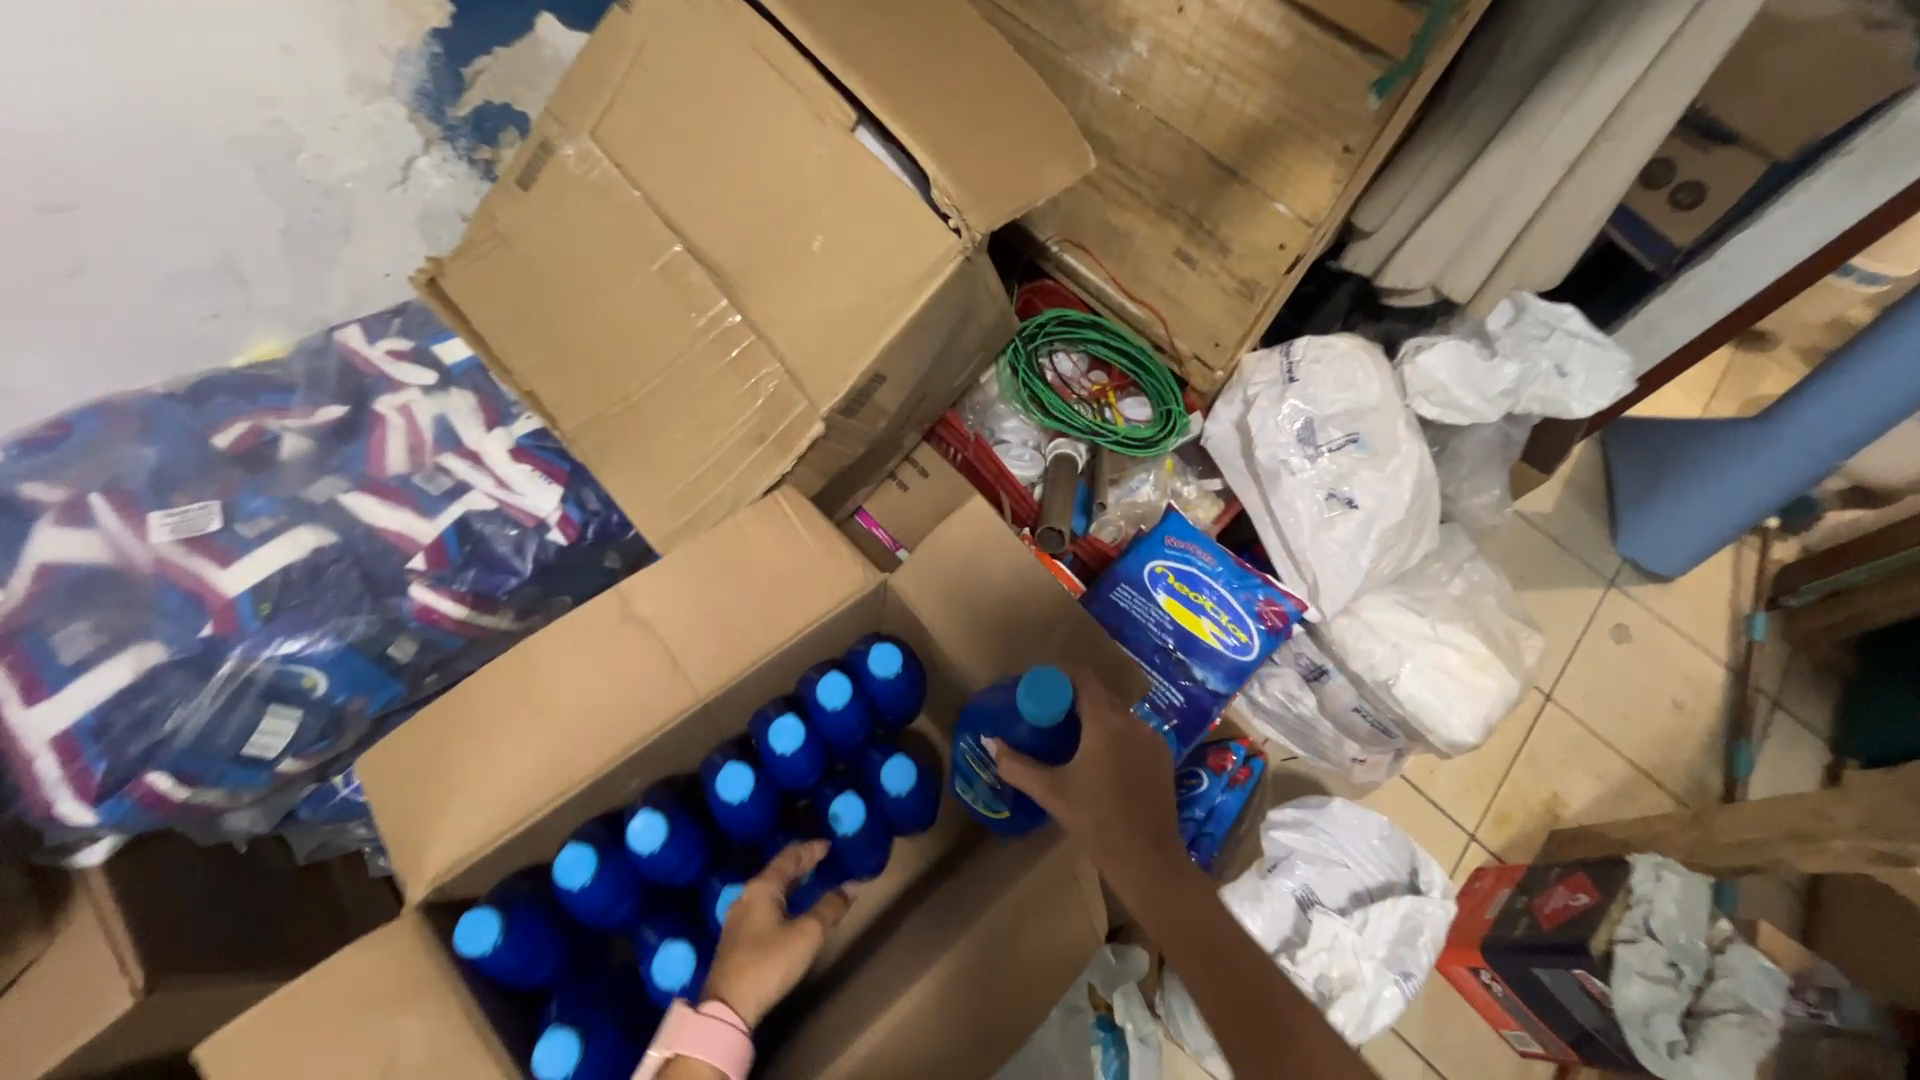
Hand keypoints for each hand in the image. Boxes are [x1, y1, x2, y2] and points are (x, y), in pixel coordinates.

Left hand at [701, 840, 852, 1028]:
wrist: (727, 1007)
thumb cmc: (769, 963)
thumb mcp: (808, 934)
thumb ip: (830, 907)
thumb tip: (852, 886)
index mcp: (762, 888)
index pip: (789, 857)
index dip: (810, 850)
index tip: (828, 845)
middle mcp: (747, 896)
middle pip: (777, 871)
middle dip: (801, 865)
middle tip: (822, 859)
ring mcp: (739, 917)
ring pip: (769, 889)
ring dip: (791, 883)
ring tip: (810, 880)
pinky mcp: (737, 937)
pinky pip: (764, 906)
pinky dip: (782, 899)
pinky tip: (790, 908)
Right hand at [984, 668, 1189, 897]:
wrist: (1148, 860)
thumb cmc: (1096, 822)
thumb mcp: (1051, 792)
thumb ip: (1016, 765)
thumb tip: (990, 743)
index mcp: (1106, 723)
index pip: (1082, 678)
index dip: (1058, 677)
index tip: (1038, 690)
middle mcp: (1133, 722)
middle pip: (1099, 695)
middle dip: (1073, 699)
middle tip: (1048, 715)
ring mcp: (1153, 738)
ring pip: (1118, 714)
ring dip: (1094, 717)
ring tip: (1071, 736)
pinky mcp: (1163, 756)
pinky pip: (1133, 732)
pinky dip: (1114, 734)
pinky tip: (1100, 757)